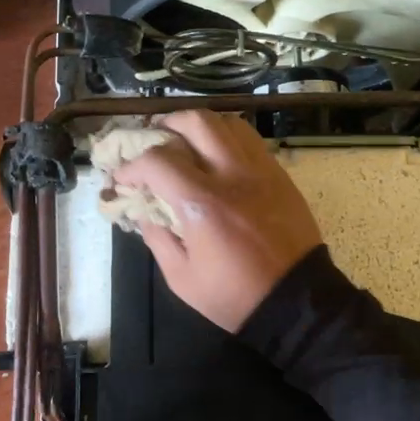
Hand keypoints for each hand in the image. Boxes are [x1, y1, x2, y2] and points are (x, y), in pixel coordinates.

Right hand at [113, 109, 323, 332]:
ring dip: (199, 126)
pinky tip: (216, 155)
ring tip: (186, 142)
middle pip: (195, 122)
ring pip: (227, 122)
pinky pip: (250, 139)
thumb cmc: (236, 295)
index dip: (131, 166)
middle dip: (166, 126)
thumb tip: (142, 210)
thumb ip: (157, 238)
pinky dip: (227, 137)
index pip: (157, 161)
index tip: (122, 178)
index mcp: (203, 204)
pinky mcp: (279, 173)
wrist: (297, 299)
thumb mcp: (182, 278)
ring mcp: (260, 169)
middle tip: (153, 142)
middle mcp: (232, 175)